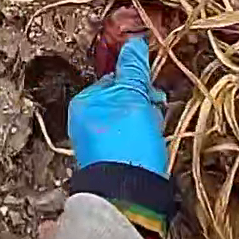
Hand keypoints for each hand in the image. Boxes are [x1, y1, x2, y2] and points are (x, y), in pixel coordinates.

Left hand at [69, 35, 168, 176]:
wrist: (130, 195)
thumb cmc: (127, 145)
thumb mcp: (134, 99)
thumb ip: (133, 70)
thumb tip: (134, 42)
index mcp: (84, 103)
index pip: (115, 78)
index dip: (138, 82)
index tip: (152, 91)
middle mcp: (86, 120)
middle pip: (123, 97)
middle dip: (144, 102)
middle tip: (154, 111)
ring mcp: (98, 141)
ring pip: (130, 117)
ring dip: (147, 119)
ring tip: (154, 131)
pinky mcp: (112, 157)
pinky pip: (131, 136)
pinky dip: (144, 136)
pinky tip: (152, 143)